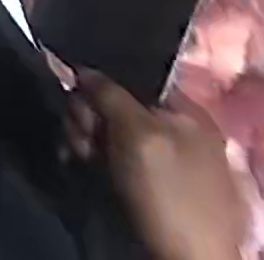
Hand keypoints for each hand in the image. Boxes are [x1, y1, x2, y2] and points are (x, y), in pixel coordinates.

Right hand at [66, 70, 247, 259]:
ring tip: (76, 154)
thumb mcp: (138, 133)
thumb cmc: (169, 194)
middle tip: (80, 133)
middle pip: (116, 107)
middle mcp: (176, 135)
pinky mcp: (145, 193)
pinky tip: (77, 165)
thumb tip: (83, 69)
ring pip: (108, 135)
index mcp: (187, 113)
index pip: (132, 78)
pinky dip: (90, 161)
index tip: (79, 95)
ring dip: (84, 138)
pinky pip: (110, 162)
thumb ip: (109, 93)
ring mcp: (161, 167)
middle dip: (89, 114)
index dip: (102, 84)